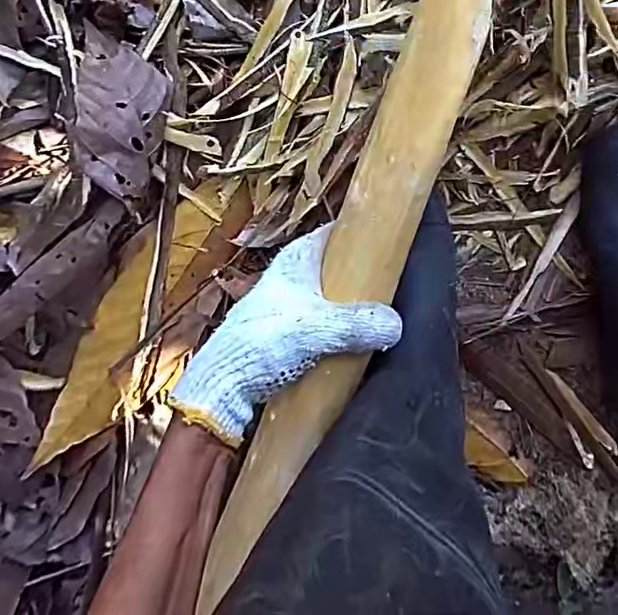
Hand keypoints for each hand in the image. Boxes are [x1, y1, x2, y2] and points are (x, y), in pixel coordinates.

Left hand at [167, 224, 401, 445]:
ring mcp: (289, 303)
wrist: (221, 387)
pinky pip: (324, 321)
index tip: (392, 239)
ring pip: (331, 295)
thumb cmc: (262, 341)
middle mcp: (293, 273)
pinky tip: (356, 343)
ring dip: (351, 306)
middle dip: (362, 274)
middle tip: (394, 286)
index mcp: (298, 256)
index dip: (362, 230)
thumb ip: (358, 323)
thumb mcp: (318, 328)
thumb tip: (396, 324)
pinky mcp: (287, 331)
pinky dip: (339, 328)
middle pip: (337, 264)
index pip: (337, 230)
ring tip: (381, 317)